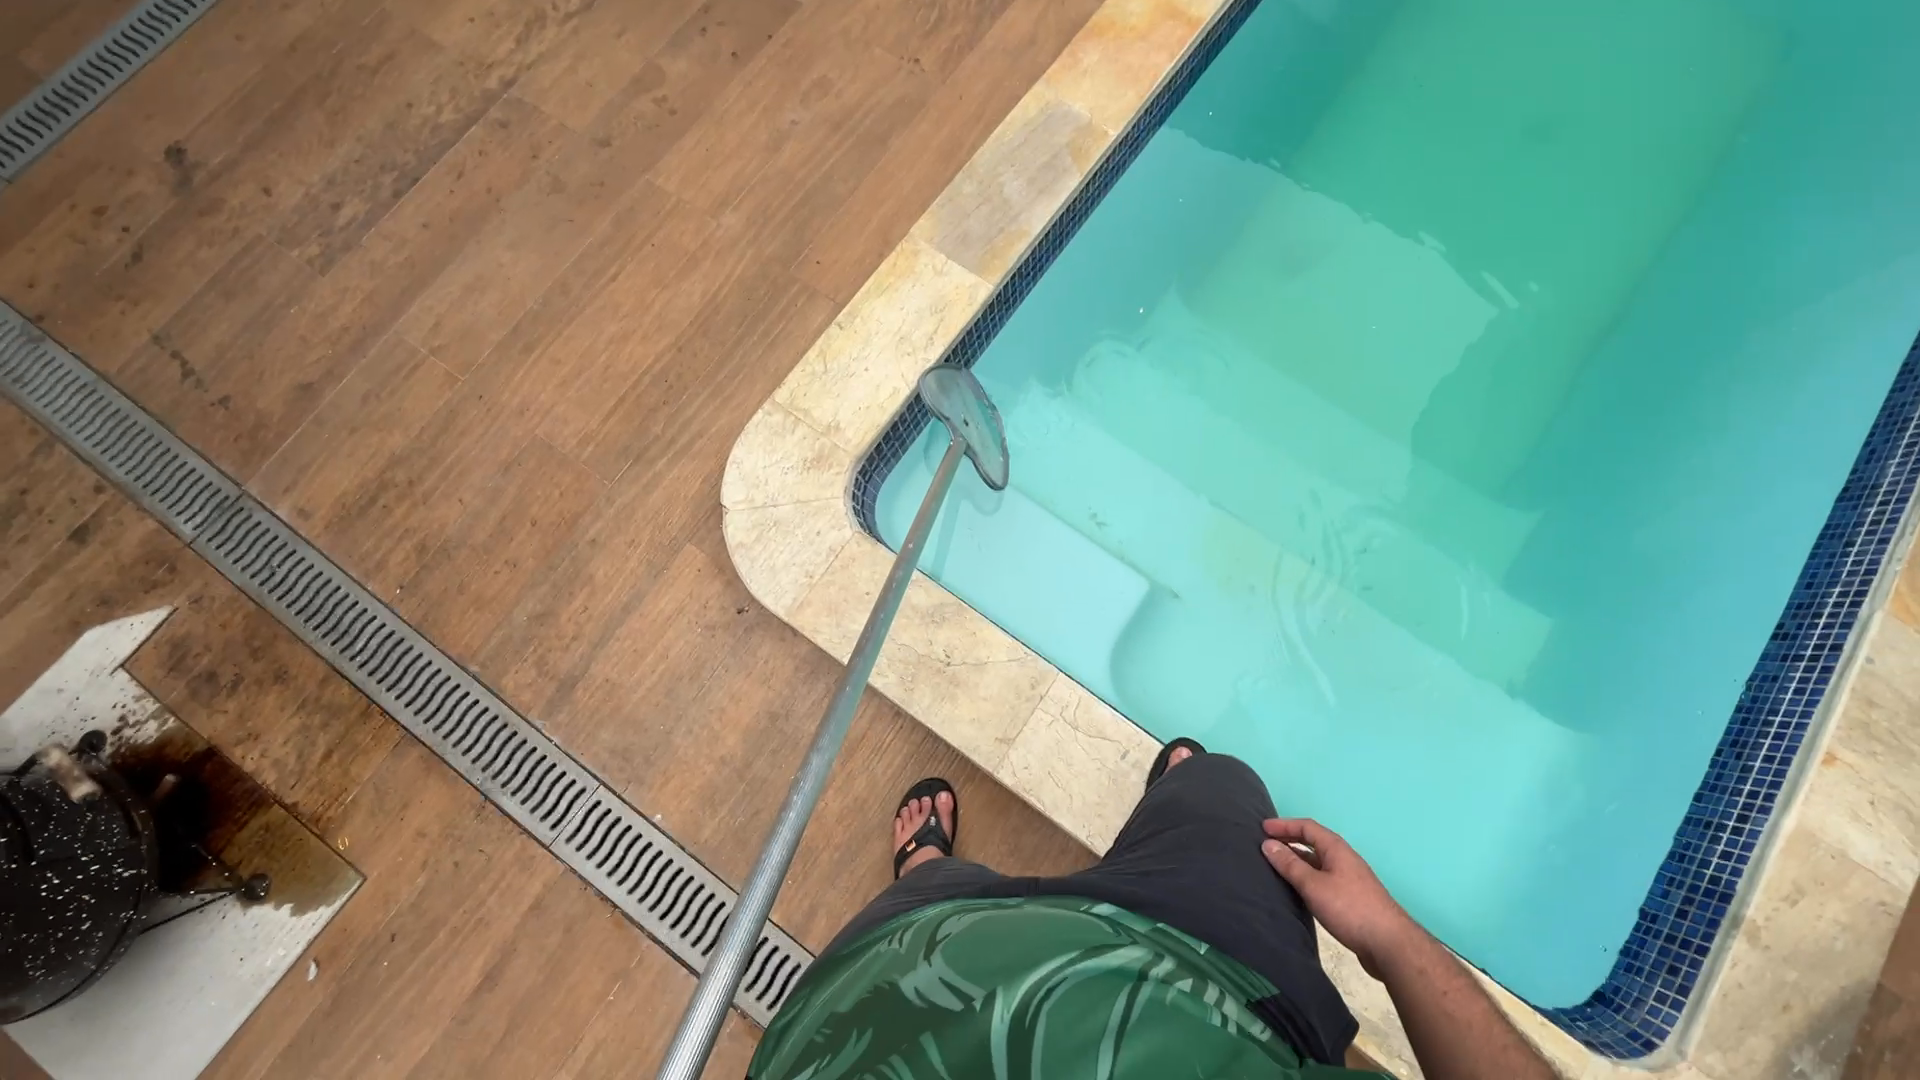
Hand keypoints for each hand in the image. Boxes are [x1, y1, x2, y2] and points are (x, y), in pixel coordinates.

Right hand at [1261, 818, 1423, 978]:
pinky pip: (1323, 879)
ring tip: (1275, 867)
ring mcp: (1350, 880)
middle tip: (1266, 845)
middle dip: (1290, 841)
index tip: (1262, 828)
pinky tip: (1297, 891)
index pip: (1307, 827)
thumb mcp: (1313, 885)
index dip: (1284, 825)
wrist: (1390, 945)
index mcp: (1336, 849)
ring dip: (1297, 861)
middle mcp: (1344, 860)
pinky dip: (1306, 878)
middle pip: (1313, 843)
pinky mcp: (1351, 900)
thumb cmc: (1350, 909)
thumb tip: (1268, 844)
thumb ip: (1289, 864)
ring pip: (1318, 863)